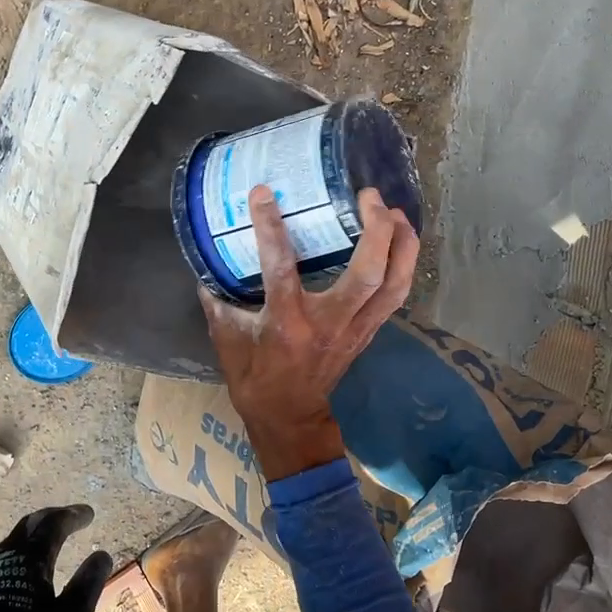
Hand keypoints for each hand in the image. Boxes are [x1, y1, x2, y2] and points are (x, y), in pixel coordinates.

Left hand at [0, 505, 113, 611]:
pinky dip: (22, 552)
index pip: (53, 524)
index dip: (73, 515)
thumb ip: (87, 584)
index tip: (89, 513)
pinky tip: (27, 570)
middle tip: (72, 518)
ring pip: (13, 541)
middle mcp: (4, 559)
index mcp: (28, 561)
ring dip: (35, 534)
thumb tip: (102, 554)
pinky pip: (3, 559)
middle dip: (52, 517)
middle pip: (29, 525)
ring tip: (53, 539)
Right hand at [200, 185, 417, 479]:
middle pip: (368, 274)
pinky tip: (399, 242)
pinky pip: (395, 296)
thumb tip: (208, 262)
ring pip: (394, 285)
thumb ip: (218, 298)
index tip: (263, 194)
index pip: (281, 268)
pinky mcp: (368, 332)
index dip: (271, 228)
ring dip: (403, 245)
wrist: (288, 417)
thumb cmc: (255, 377)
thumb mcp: (226, 337)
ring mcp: (354, 329)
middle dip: (376, 231)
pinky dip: (403, 266)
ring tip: (397, 212)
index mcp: (287, 323)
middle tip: (369, 196)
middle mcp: (328, 323)